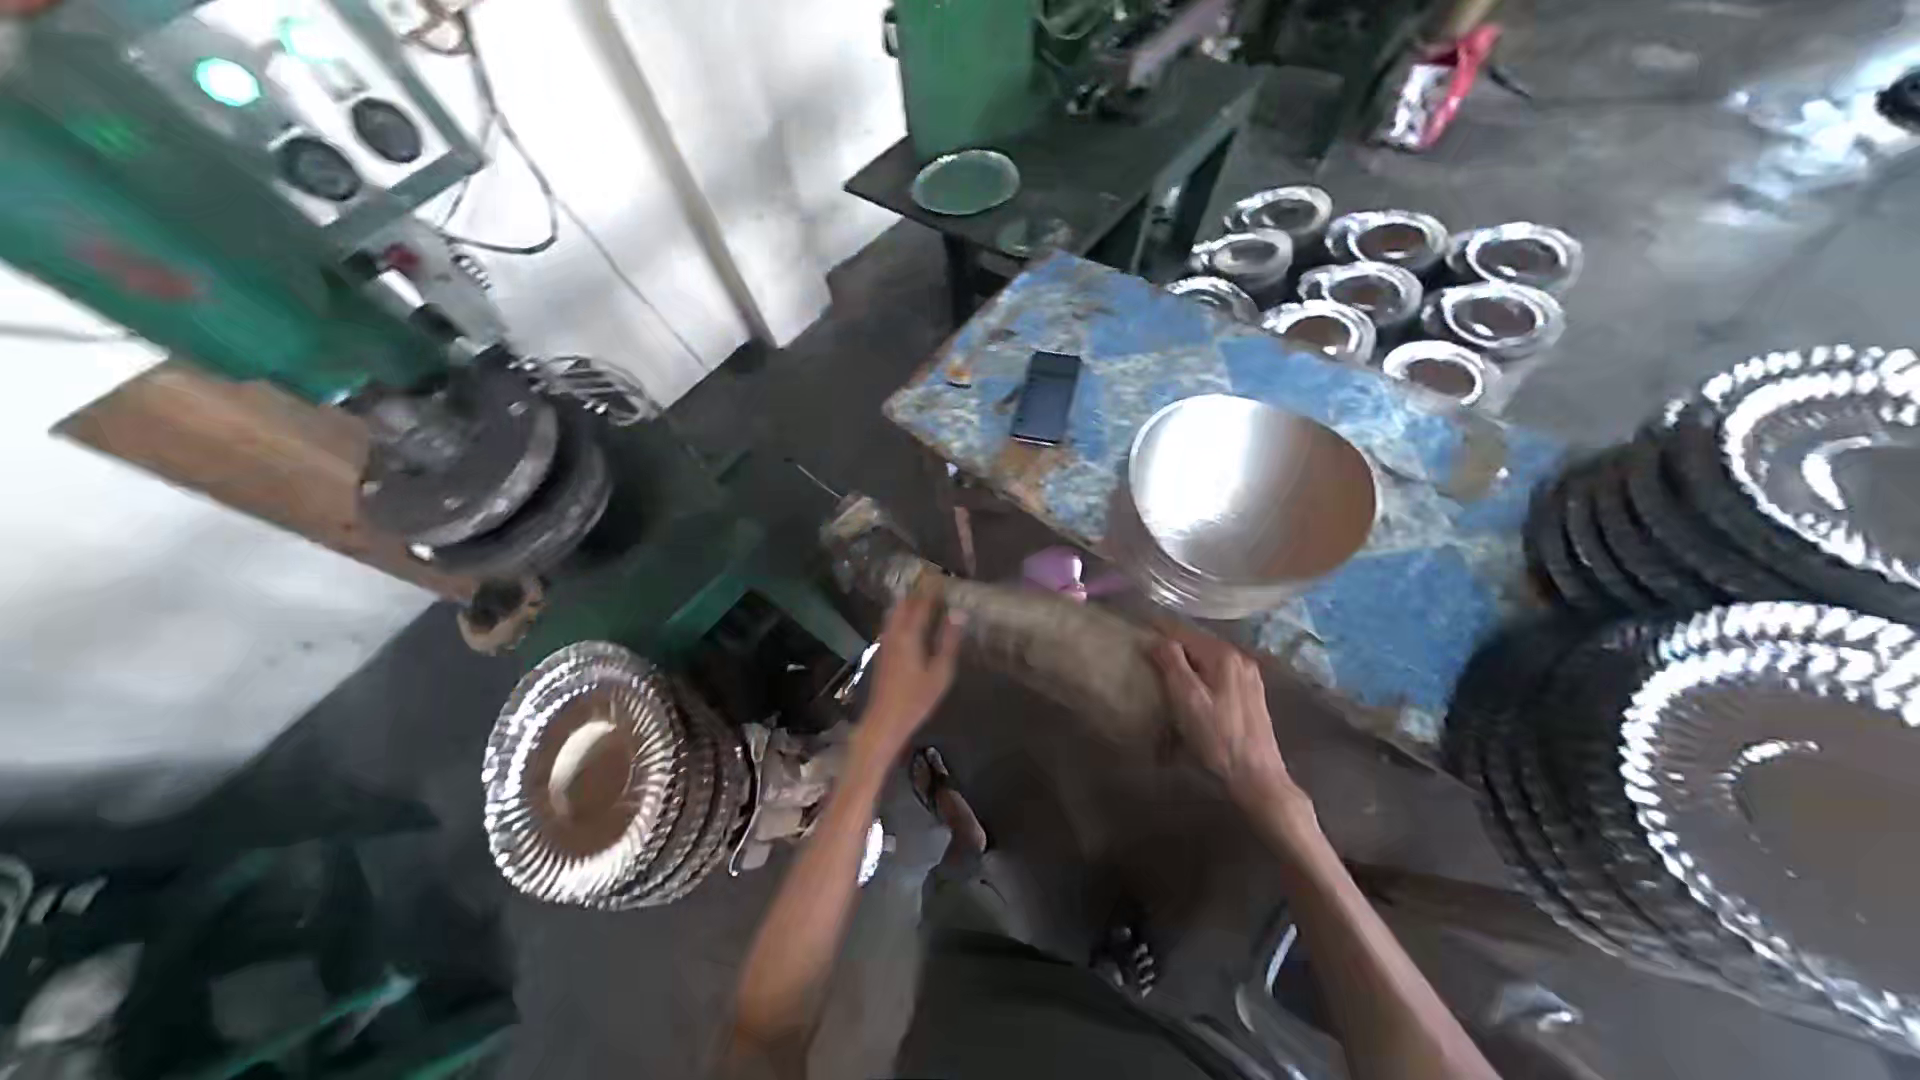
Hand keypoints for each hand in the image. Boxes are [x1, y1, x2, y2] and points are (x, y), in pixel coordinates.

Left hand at [857, 575, 964, 754]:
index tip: (943, 577)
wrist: (884, 721)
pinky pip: (892, 623)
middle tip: (934, 584)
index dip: (932, 589)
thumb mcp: (940, 672)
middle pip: (904, 603)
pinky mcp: (883, 651)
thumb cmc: (916, 699)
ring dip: (908, 602)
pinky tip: (913, 622)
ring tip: (925, 598)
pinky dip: (903, 614)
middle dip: (918, 591)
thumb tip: (959, 613)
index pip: (921, 603)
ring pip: (895, 612)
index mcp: (909, 634)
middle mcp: (894, 633)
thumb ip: (949, 641)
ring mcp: (885, 642)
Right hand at [1148, 624, 1306, 812]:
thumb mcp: (1187, 699)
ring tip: (1163, 666)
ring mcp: (1248, 677)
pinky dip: (1200, 672)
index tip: (1139, 626)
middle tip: (1146, 649)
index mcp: (1224, 656)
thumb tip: (1158, 639)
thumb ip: (1171, 663)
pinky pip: (1218, 672)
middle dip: (1173, 644)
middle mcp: (1240, 659)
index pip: (1185, 631)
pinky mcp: (1251, 694)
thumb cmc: (1217, 738)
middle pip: (1198, 643)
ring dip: (1186, 659)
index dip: (1160, 628)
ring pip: (1208, 658)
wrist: (1256, 777)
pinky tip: (1190, 685)